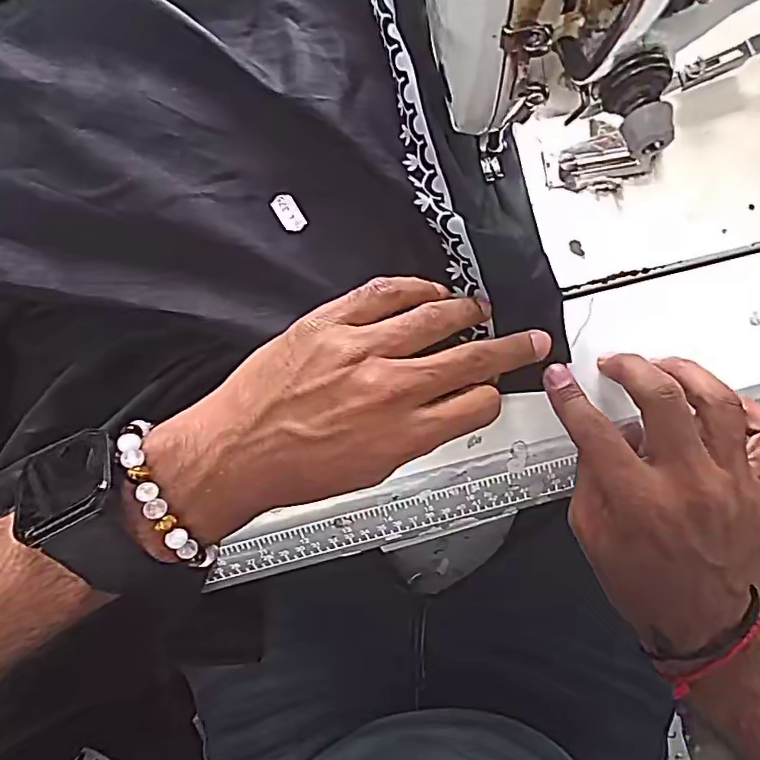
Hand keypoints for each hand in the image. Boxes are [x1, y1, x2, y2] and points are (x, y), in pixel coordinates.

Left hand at [134, 278, 551, 548]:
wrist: (234, 454)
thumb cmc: (295, 471)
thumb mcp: (373, 470)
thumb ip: (416, 438)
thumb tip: (441, 416)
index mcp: (405, 432)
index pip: (476, 404)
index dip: (493, 397)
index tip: (494, 391)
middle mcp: (390, 387)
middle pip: (471, 357)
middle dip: (509, 348)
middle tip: (524, 340)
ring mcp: (360, 350)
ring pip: (434, 317)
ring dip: (466, 311)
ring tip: (479, 309)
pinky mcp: (329, 324)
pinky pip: (383, 293)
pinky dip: (413, 288)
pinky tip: (428, 290)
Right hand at [542, 355, 759, 659]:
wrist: (697, 620)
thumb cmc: (645, 583)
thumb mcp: (591, 532)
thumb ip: (589, 478)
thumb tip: (594, 435)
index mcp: (637, 501)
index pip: (595, 430)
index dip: (570, 397)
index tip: (562, 380)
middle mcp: (686, 485)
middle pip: (661, 399)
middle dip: (630, 368)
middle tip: (617, 364)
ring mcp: (728, 483)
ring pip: (717, 402)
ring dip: (685, 372)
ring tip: (665, 367)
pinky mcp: (757, 487)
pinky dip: (747, 408)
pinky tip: (721, 402)